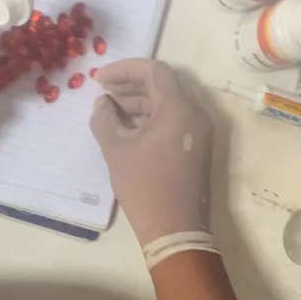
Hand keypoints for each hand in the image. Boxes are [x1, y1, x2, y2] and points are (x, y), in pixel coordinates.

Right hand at [89, 59, 214, 254]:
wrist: (176, 230)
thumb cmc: (145, 188)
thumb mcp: (117, 151)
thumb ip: (105, 120)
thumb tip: (102, 104)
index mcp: (179, 110)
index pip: (154, 71)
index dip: (125, 69)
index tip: (100, 78)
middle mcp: (196, 115)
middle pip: (163, 85)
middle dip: (131, 85)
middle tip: (103, 92)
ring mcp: (200, 133)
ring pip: (169, 104)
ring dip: (140, 102)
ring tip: (110, 110)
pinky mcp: (197, 148)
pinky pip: (175, 121)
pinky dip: (152, 118)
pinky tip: (128, 128)